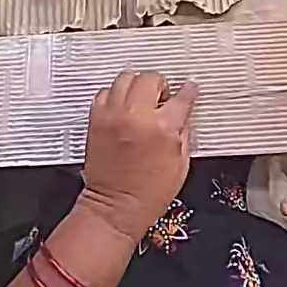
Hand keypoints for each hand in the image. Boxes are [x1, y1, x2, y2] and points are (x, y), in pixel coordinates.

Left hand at [78, 70, 199, 241]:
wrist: (115, 209)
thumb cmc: (149, 193)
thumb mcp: (182, 163)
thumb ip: (183, 131)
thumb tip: (183, 113)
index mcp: (163, 128)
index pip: (182, 96)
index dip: (189, 91)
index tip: (190, 88)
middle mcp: (136, 116)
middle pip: (151, 78)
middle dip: (160, 85)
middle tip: (162, 99)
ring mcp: (113, 116)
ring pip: (126, 78)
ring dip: (137, 85)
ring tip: (141, 99)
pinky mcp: (96, 120)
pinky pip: (105, 92)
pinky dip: (115, 96)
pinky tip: (122, 108)